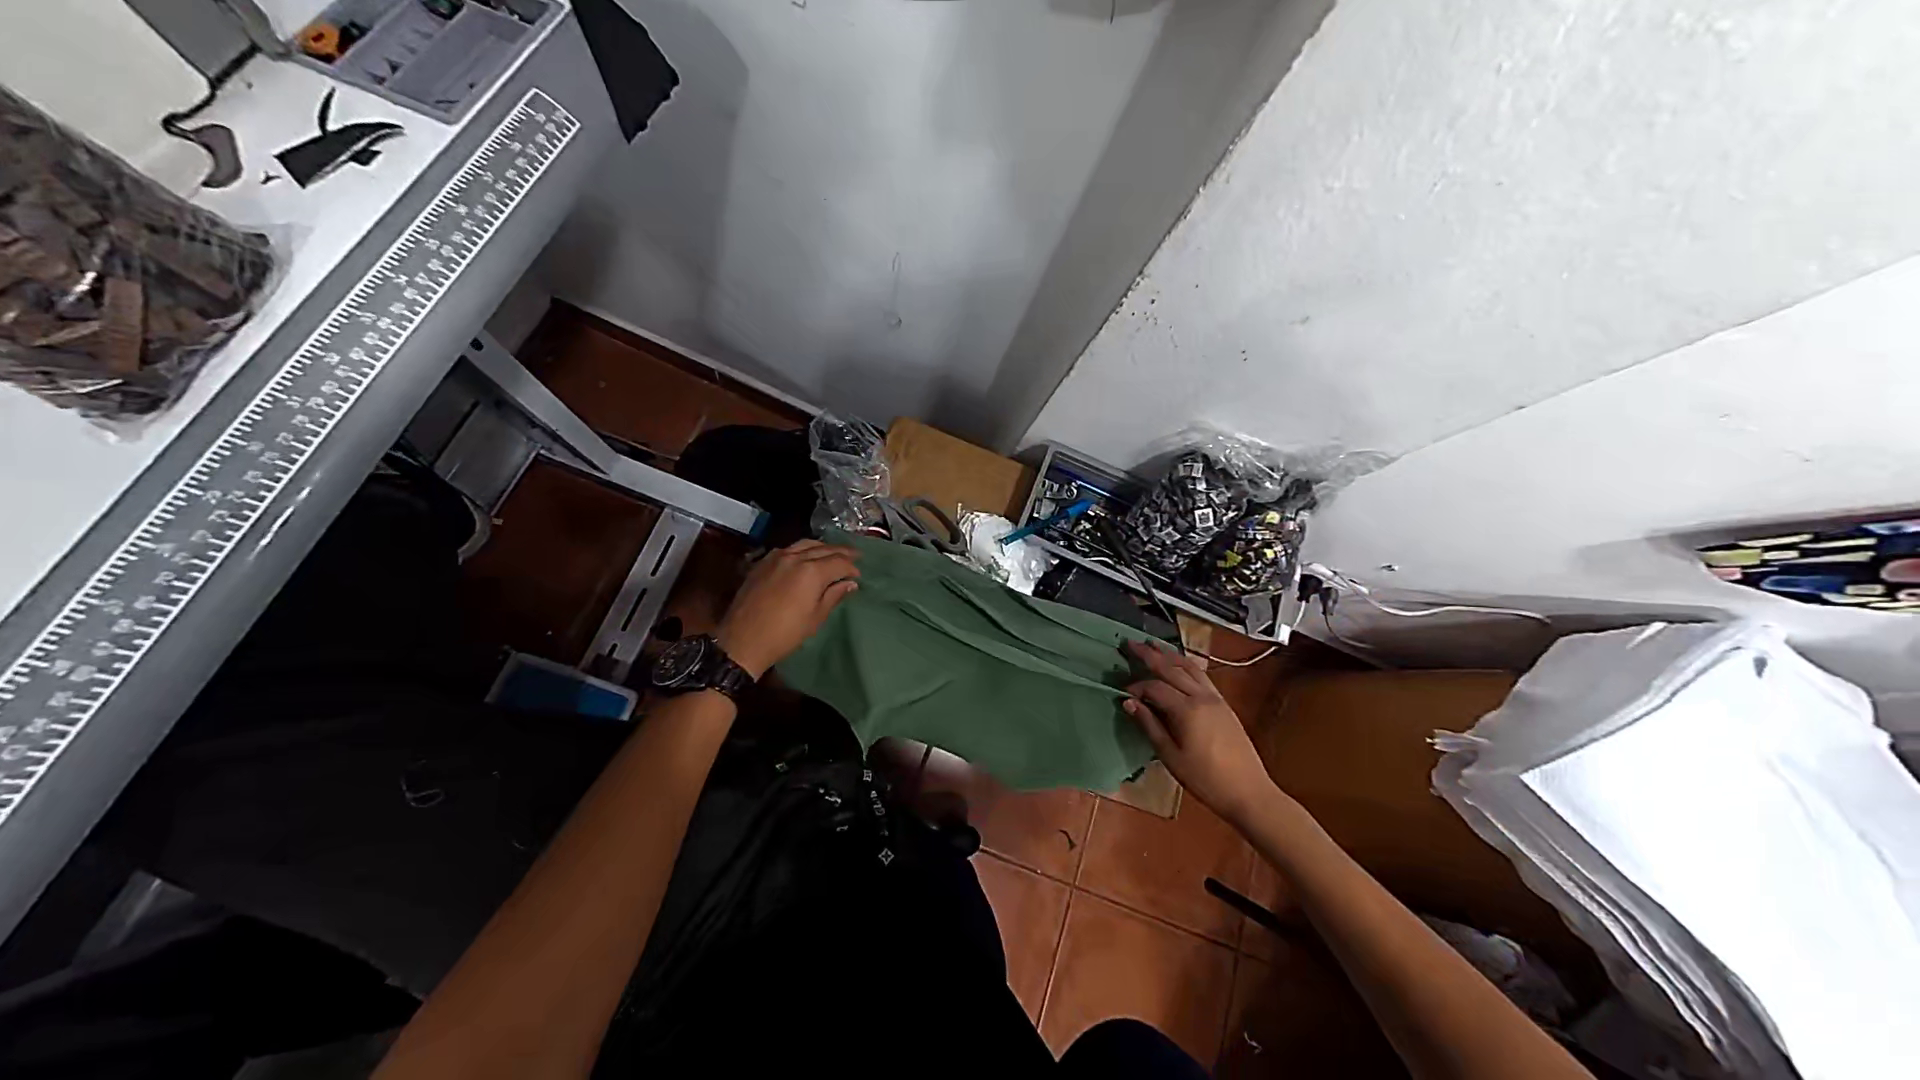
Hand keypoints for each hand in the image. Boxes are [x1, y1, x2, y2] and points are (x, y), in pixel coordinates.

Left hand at [715, 540, 860, 677]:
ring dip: (822, 547)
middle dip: (841, 552)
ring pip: (805, 544)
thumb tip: (850, 583)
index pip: (839, 562)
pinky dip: (802, 550)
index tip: (858, 576)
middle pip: (824, 549)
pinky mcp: (762, 563)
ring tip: (832, 553)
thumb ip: (834, 595)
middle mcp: (795, 557)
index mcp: (812, 571)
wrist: (743, 640)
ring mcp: (776, 557)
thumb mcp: (816, 617)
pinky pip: (788, 549)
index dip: (852, 568)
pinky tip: (806, 557)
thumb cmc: (785, 634)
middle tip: (854, 555)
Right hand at [1122, 639, 1278, 824]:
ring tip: (1154, 644)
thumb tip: (1129, 702)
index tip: (1123, 692)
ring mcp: (1215, 698)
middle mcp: (1202, 697)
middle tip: (1131, 643)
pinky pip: (1202, 676)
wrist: (1248, 791)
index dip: (1137, 687)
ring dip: (1170, 654)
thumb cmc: (1205, 779)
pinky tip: (1180, 664)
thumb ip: (1150, 725)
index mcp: (1187, 710)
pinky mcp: (1224, 704)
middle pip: (1172, 668)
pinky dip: (1187, 665)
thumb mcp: (1171, 756)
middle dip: (1150, 655)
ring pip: (1190, 667)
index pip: (1155, 687)